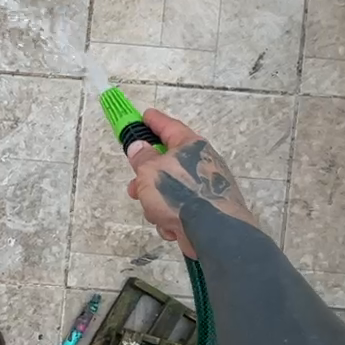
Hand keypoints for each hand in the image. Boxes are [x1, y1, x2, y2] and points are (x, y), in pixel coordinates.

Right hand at [124, 108, 258, 257]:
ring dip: (155, 201)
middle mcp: (201, 162)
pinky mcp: (207, 209)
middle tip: (133, 185)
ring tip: (152, 211)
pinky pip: (179, 209)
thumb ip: (141, 157)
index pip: (169, 127)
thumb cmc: (179, 194)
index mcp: (190, 145)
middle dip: (146, 177)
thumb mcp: (150, 171)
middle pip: (166, 163)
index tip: (144, 115)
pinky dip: (170, 216)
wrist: (211, 230)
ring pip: (170, 189)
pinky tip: (170, 226)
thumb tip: (138, 146)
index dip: (154, 121)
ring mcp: (205, 186)